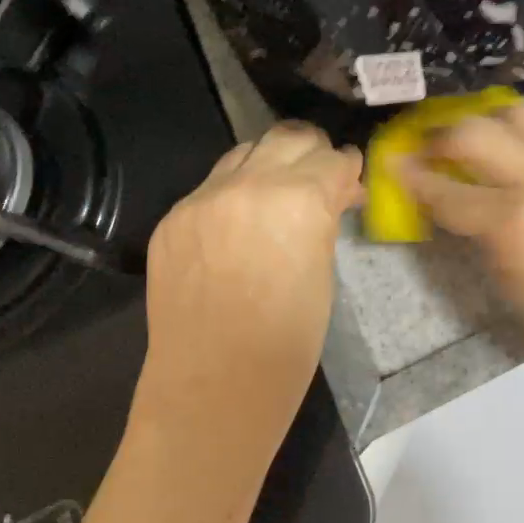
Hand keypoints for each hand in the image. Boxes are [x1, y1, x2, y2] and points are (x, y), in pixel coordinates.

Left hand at [139, 123, 362, 421]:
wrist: (213, 385)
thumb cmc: (287, 340)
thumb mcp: (323, 271)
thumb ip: (325, 218)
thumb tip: (335, 191)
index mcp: (299, 199)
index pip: (332, 158)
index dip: (346, 168)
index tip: (350, 181)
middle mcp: (249, 184)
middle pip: (289, 138)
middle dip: (310, 153)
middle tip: (319, 178)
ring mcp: (203, 198)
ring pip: (246, 152)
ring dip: (269, 164)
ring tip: (278, 195)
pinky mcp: (173, 216)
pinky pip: (212, 186)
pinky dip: (234, 193)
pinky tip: (239, 226)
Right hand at [397, 101, 523, 372]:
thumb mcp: (514, 287)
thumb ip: (482, 237)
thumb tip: (457, 206)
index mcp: (516, 225)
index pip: (449, 192)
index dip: (414, 178)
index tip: (392, 163)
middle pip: (477, 133)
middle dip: (441, 135)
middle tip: (426, 147)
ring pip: (517, 114)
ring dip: (483, 118)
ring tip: (467, 135)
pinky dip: (517, 128)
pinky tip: (505, 145)